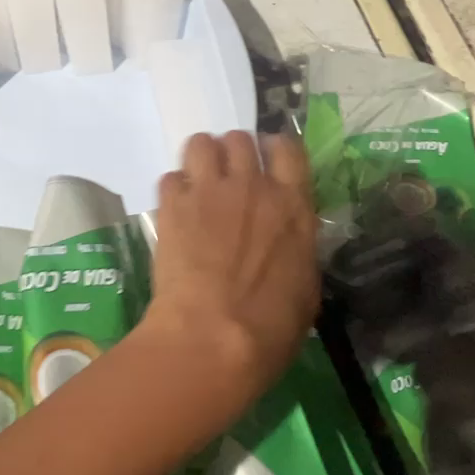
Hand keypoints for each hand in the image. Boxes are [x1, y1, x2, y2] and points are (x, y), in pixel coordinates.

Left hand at [142, 132, 320, 404]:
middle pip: (239, 139)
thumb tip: (285, 240)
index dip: (275, 149)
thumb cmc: (270, 326)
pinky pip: (169, 176)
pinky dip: (174, 189)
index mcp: (292, 206)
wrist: (211, 335)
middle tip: (229, 178)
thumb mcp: (305, 286)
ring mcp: (207, 191)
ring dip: (201, 158)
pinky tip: (176, 210)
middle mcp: (250, 186)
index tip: (268, 162)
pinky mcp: (171, 205)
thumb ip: (294, 246)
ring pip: (200, 143)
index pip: (288, 148)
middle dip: (234, 153)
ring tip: (199, 183)